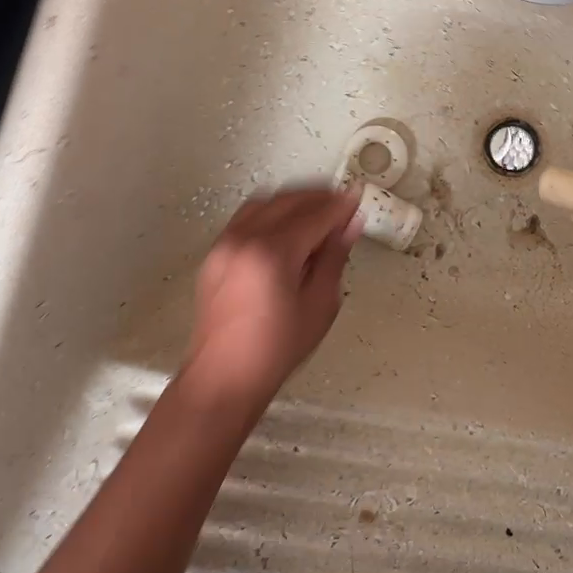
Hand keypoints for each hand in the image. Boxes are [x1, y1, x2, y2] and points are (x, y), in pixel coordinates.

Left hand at [185, 186, 363, 405]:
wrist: (223, 377)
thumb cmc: (277, 348)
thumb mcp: (319, 305)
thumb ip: (334, 258)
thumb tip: (350, 225)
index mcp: (274, 253)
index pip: (316, 214)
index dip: (340, 204)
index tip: (358, 196)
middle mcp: (246, 238)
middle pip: (290, 200)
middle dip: (319, 197)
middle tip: (342, 204)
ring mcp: (226, 243)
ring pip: (266, 201)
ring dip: (294, 200)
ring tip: (317, 211)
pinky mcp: (215, 252)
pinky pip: (246, 216)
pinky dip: (271, 211)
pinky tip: (286, 225)